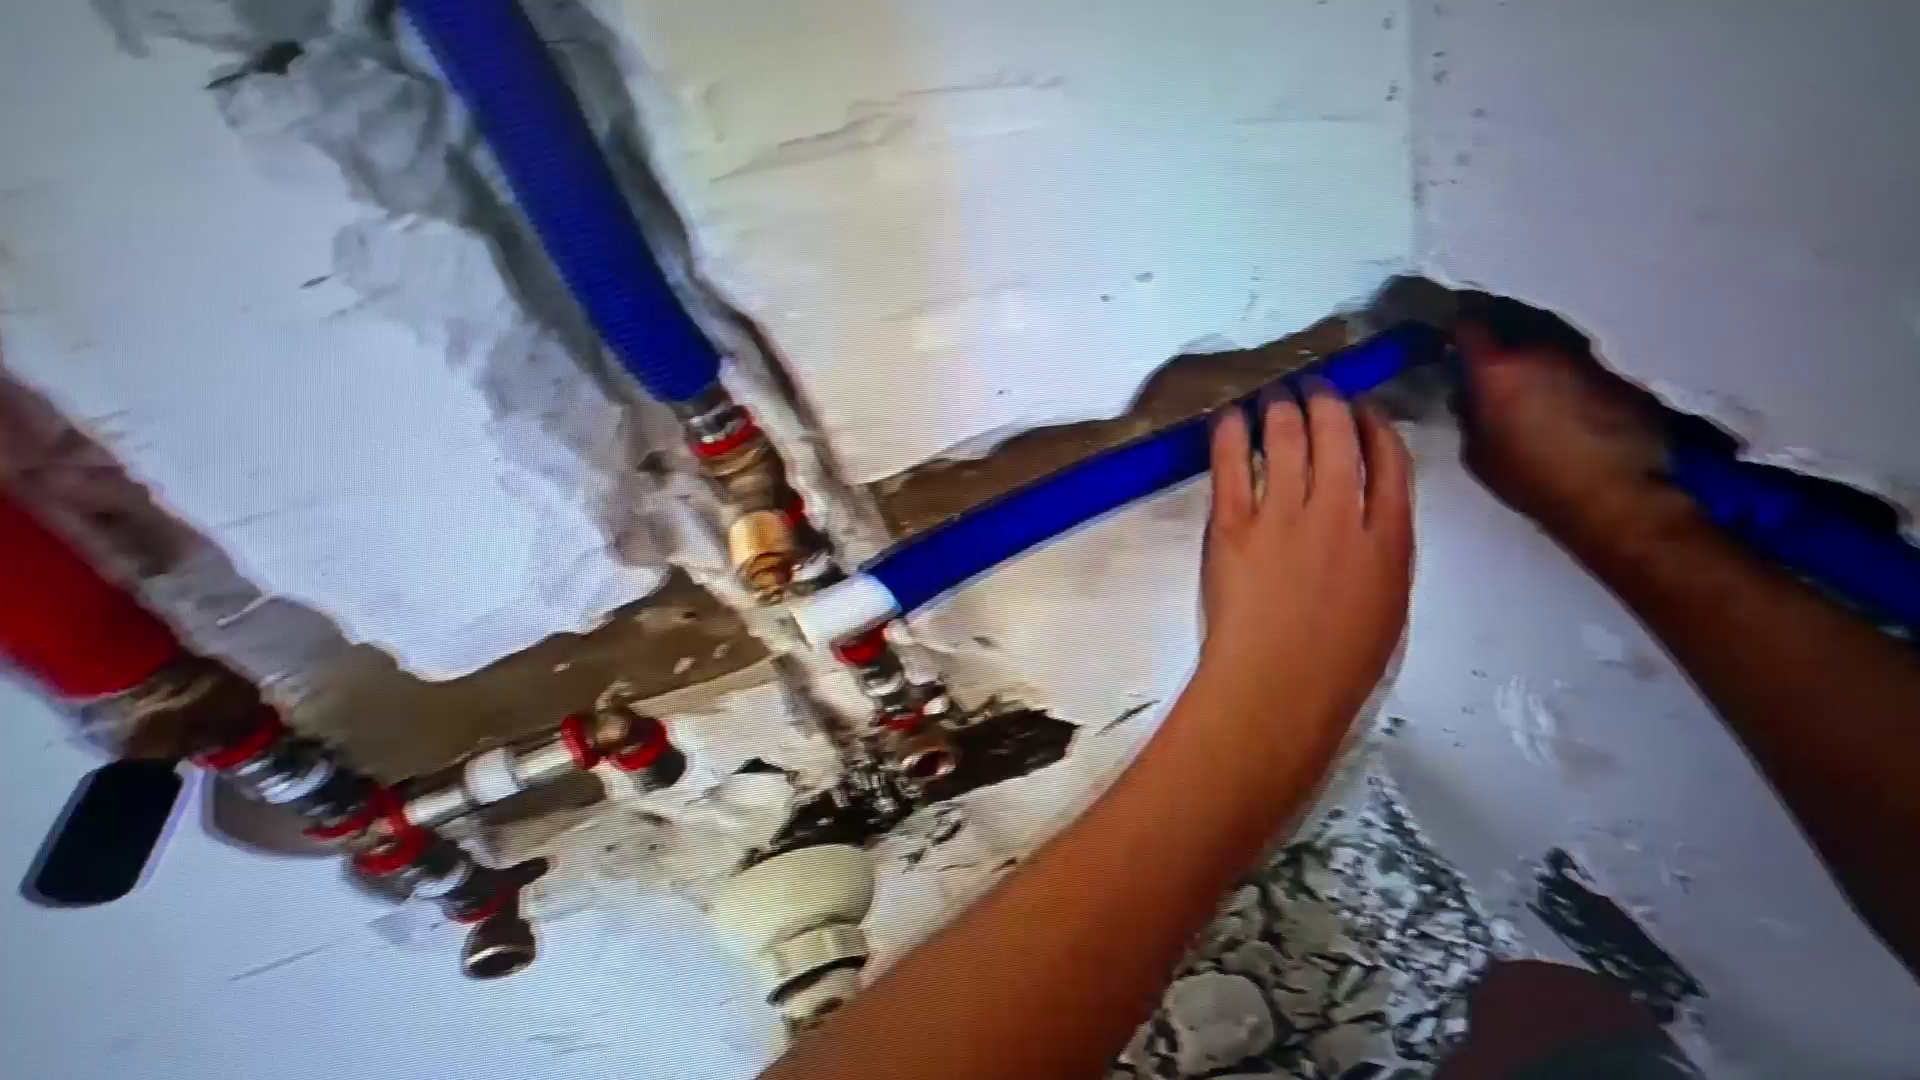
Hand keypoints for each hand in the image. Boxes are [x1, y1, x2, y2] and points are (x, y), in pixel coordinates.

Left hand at [1196, 387, 1412, 731]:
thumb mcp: (1386, 606)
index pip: (1390, 460)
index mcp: (1389, 538)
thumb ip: (1382, 552)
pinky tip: (1231, 418)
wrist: (1277, 686)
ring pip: (1287, 438)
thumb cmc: (1337, 664)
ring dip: (1281, 408)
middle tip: (1310, 389)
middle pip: (1337, 435)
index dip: (1373, 424)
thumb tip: (1369, 513)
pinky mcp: (1233, 526)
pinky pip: (1233, 464)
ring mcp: (1283, 516)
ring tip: (1273, 397)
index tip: (1360, 410)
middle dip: (1325, 401)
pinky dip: (1232, 433)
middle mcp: (1339, 514)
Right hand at [1453, 296, 1679, 538]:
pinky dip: (1568, 378)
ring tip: (1531, 386)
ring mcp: (1585, 359)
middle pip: (1513, 329)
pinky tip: (1567, 405)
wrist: (1613, 494)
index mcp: (1497, 369)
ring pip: (1550, 345)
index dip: (1456, 331)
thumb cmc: (1529, 478)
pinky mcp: (1618, 374)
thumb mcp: (1476, 453)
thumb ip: (1468, 413)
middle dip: (1499, 344)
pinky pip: (1580, 366)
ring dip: (1536, 360)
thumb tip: (1470, 393)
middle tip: (1489, 368)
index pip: (1469, 327)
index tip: (1450, 342)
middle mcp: (1541, 352)